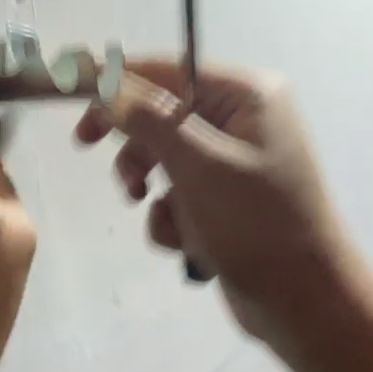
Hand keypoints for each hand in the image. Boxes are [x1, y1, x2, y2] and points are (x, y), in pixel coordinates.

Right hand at [75, 60, 372, 346]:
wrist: (300, 300)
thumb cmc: (255, 225)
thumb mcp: (197, 167)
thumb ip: (149, 121)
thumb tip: (107, 84)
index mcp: (247, 96)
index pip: (169, 71)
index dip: (118, 83)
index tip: (72, 97)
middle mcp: (241, 121)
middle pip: (161, 115)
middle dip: (136, 147)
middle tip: (89, 149)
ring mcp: (231, 164)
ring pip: (162, 161)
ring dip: (153, 192)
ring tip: (163, 218)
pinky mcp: (221, 202)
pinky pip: (175, 197)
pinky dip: (170, 220)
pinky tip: (186, 242)